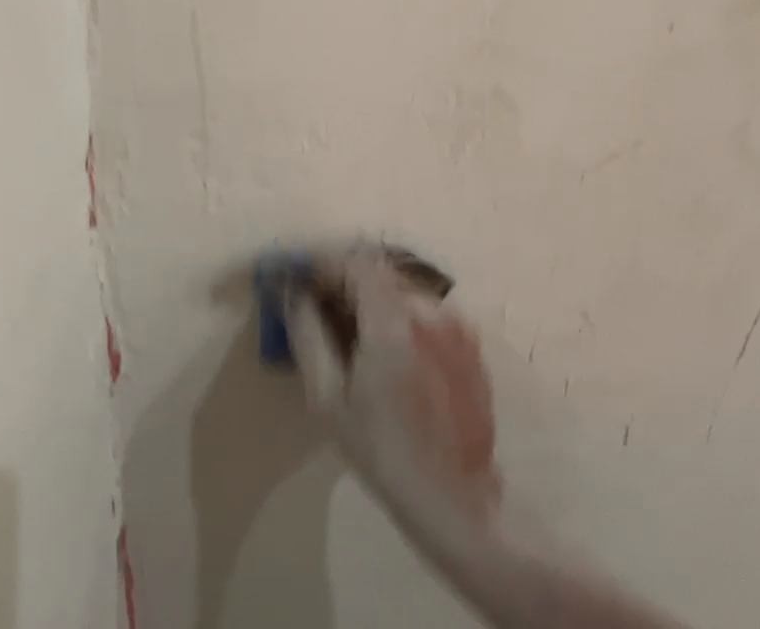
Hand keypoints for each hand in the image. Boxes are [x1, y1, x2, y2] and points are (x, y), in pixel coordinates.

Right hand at [285, 243, 502, 523]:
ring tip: (340, 323)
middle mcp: (430, 311)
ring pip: (400, 288)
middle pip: (378, 270)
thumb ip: (307, 334)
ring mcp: (456, 325)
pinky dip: (393, 312)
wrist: (453, 497)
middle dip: (339, 276)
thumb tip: (290, 292)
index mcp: (394, 321)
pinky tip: (377, 345)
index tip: (293, 274)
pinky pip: (422, 310)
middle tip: (310, 298)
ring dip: (366, 293)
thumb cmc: (381, 450)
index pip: (353, 262)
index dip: (319, 261)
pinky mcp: (468, 343)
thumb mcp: (327, 397)